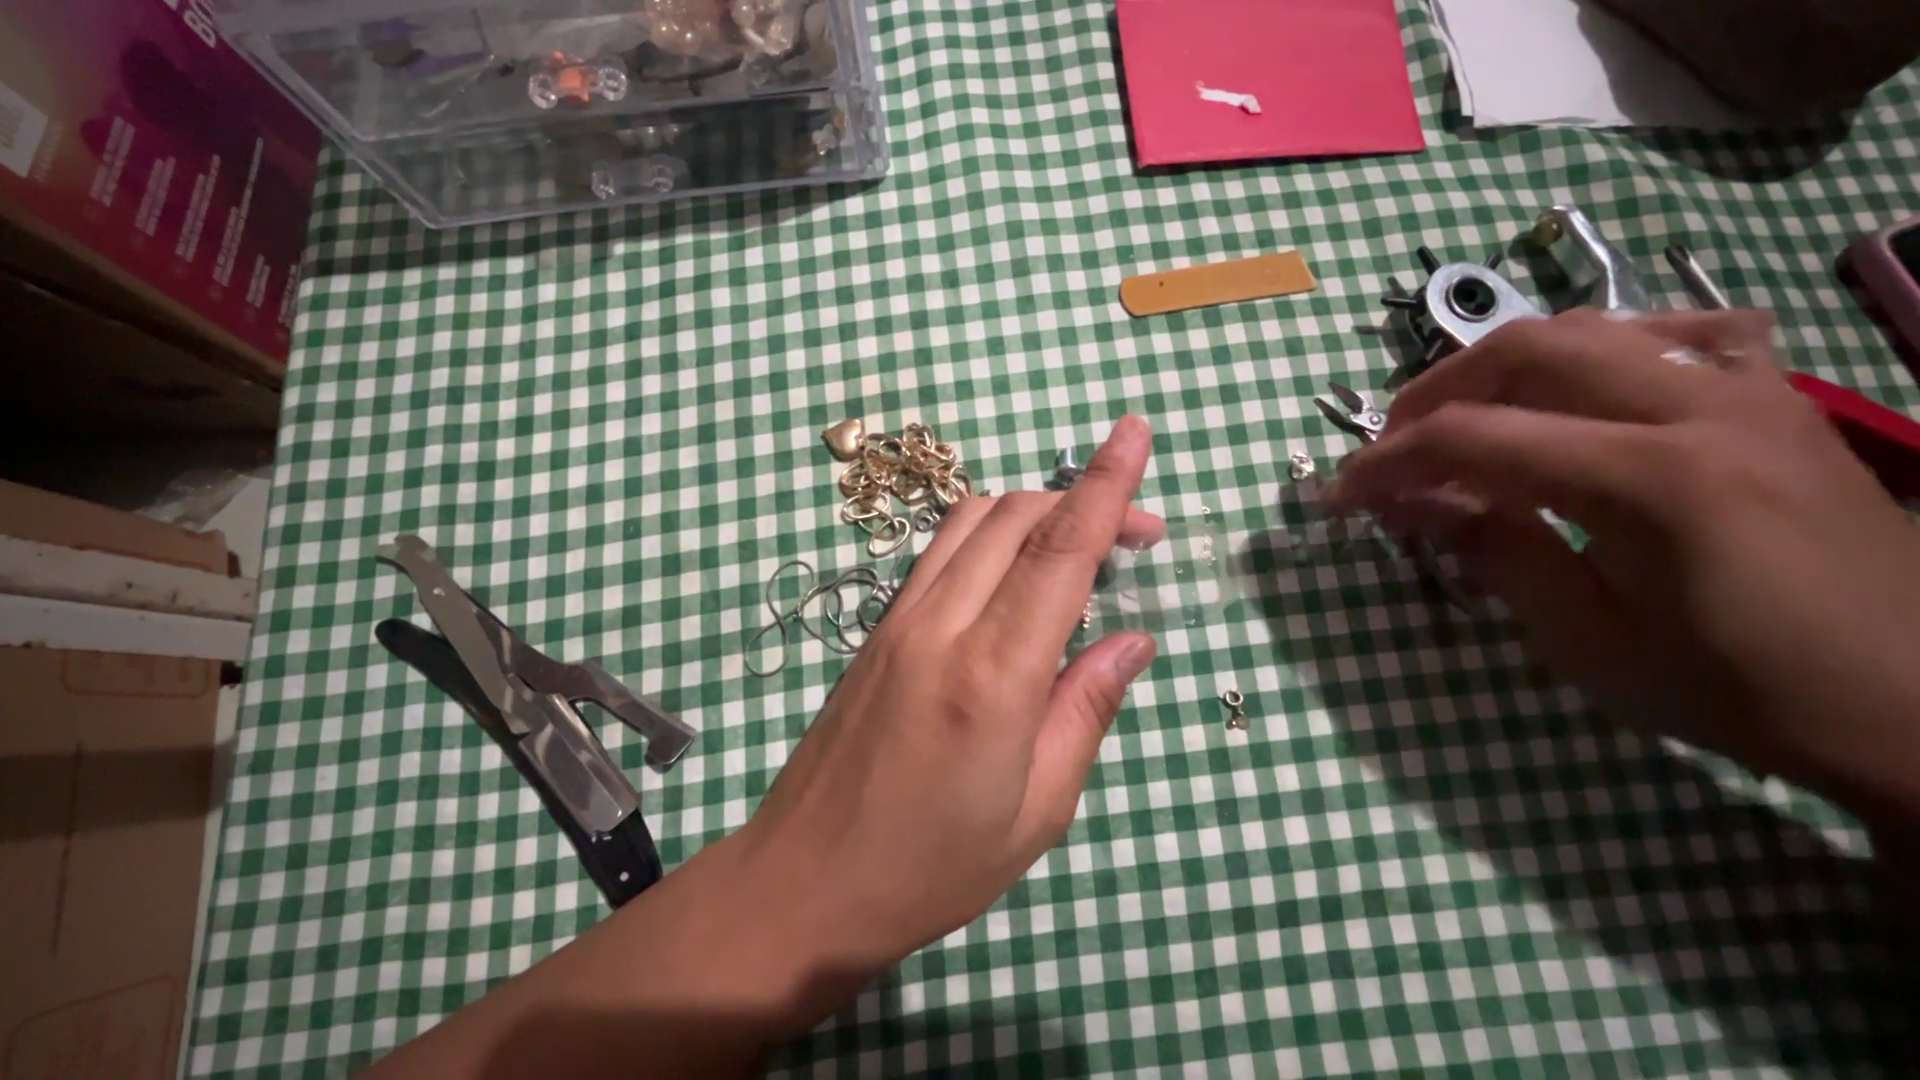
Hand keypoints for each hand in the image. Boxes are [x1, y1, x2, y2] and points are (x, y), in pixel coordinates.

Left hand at [726, 416, 1164, 1011]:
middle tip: (1140, 532)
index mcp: (993, 674)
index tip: (1136, 432)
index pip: (1060, 550)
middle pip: (1014, 516)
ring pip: (970, 523)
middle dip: (1083, 497)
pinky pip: (939, 554)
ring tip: (1082, 546)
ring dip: (1033, 510)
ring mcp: (897, 621)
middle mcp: (940, 625)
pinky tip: (1015, 576)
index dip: (1106, 485)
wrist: (803, 882)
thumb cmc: (931, 867)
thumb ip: (1087, 711)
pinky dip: (989, 537)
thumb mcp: (1038, 810)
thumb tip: (1134, 639)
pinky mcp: (875, 632)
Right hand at [1327, 310, 1919, 823]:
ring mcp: (1748, 390)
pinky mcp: (1776, 397)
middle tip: (1390, 446)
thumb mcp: (1588, 645)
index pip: (1475, 440)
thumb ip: (1496, 554)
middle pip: (1525, 352)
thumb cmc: (1739, 692)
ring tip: (1464, 413)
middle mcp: (1696, 409)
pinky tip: (1582, 384)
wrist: (1917, 702)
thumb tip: (1415, 504)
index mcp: (1646, 483)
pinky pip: (1678, 331)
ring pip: (1592, 327)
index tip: (1338, 493)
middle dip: (1432, 393)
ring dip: (1502, 363)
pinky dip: (1603, 346)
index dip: (1388, 462)